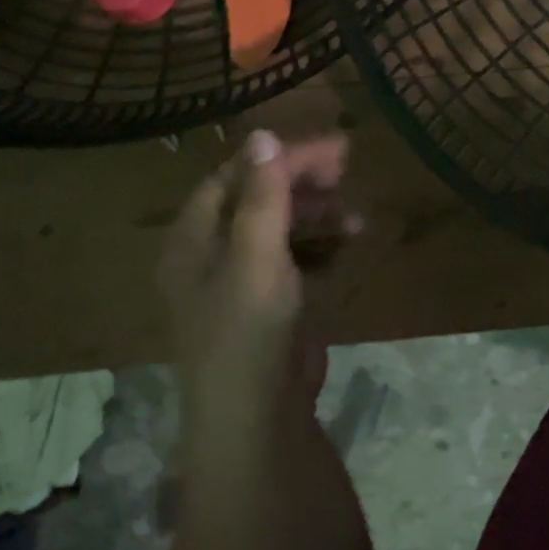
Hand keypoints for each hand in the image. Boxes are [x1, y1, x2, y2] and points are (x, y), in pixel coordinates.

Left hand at [160, 129, 352, 401]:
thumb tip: (263, 136)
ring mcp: (244, 280)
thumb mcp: (255, 257)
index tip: (329, 149)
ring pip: (282, 227)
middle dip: (302, 181)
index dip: (277, 160)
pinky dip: (323, 241)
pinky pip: (298, 255)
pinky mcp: (274, 302)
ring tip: (356, 212)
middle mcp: (212, 255)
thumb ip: (262, 197)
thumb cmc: (246, 330)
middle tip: (348, 166)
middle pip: (258, 199)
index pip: (232, 180)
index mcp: (192, 241)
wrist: (258, 414)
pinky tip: (351, 238)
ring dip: (318, 211)